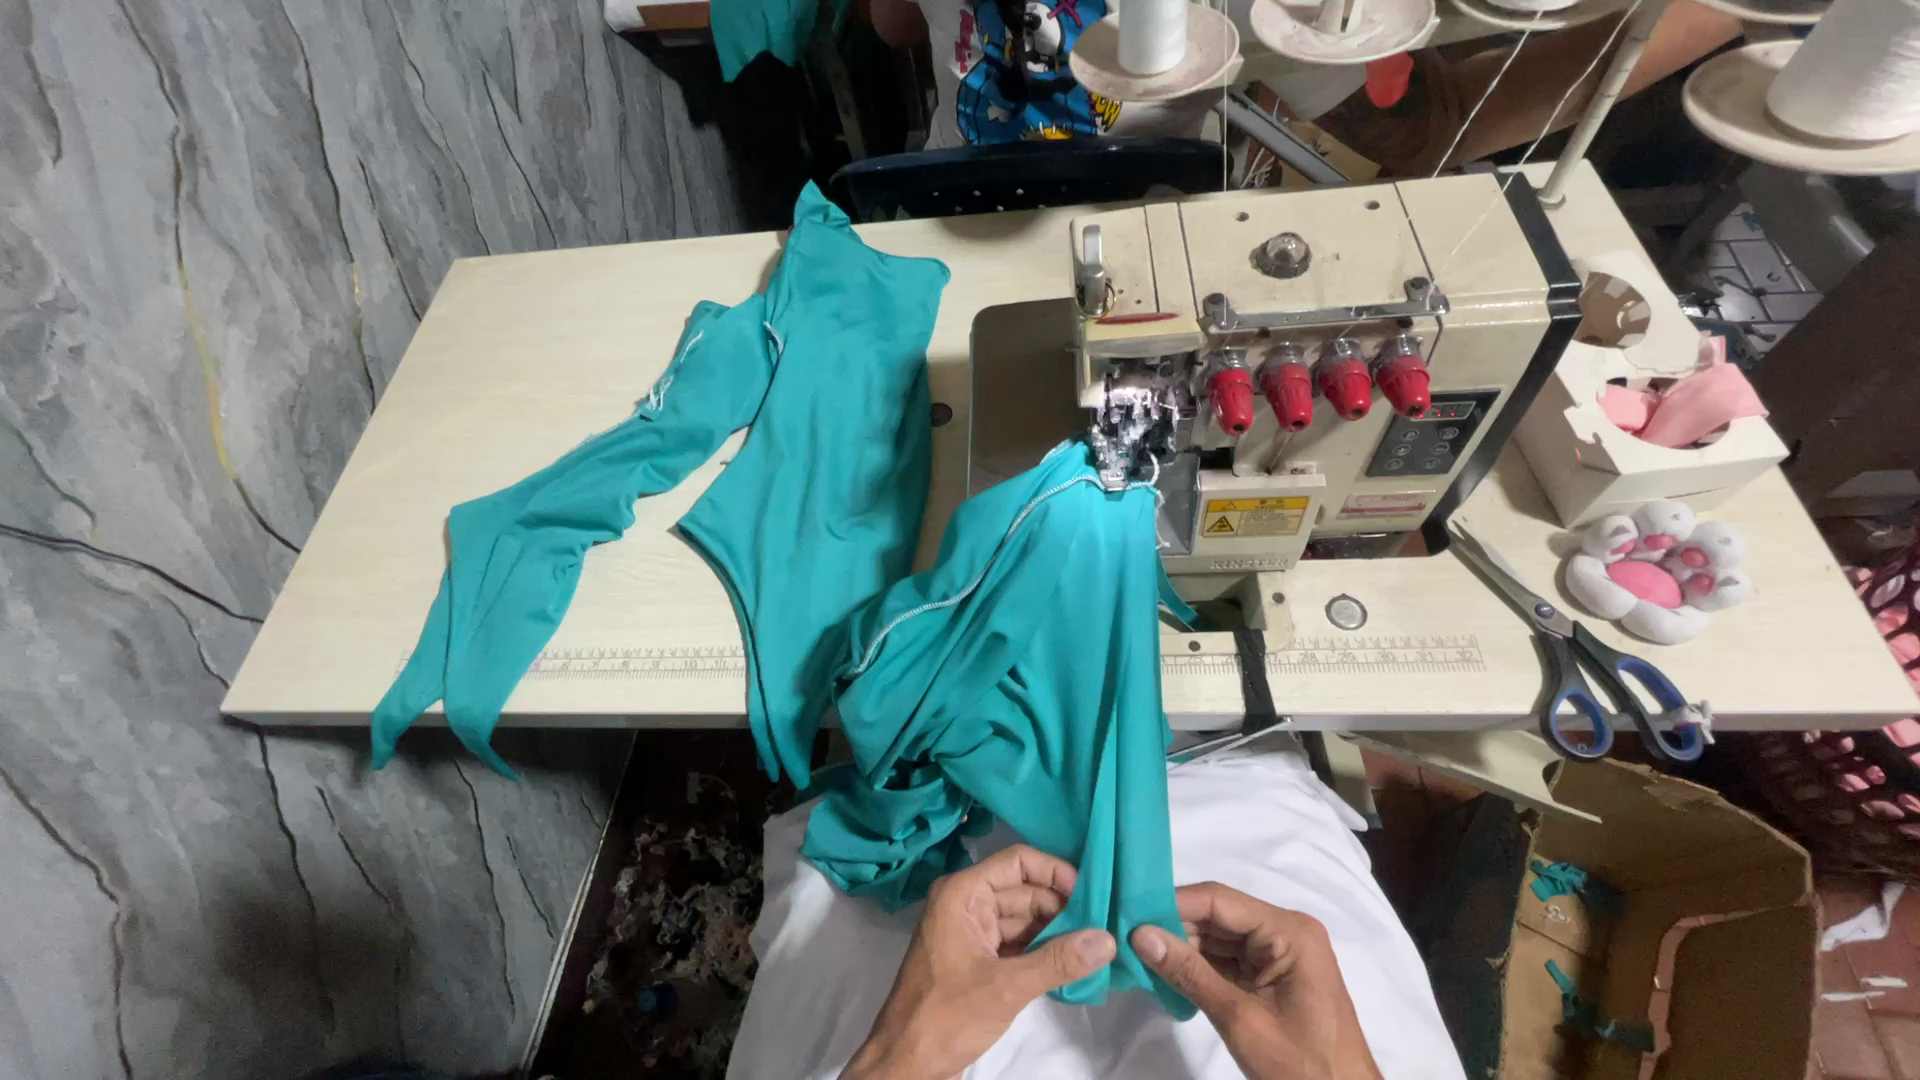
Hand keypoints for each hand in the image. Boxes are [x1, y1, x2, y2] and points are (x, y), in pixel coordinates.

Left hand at [843, 844, 1116, 1079]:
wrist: (904, 1063)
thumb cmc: (947, 1015)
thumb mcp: (1006, 987)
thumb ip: (1058, 961)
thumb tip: (1108, 939)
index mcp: (964, 893)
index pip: (1017, 862)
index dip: (1055, 872)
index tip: (1093, 893)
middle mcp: (967, 902)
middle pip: (1024, 889)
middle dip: (1062, 905)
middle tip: (1104, 923)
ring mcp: (972, 930)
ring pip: (1023, 917)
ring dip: (1056, 929)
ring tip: (1097, 940)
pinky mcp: (978, 957)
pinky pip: (1016, 941)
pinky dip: (1042, 949)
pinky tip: (1073, 960)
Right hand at [1132, 883, 1382, 1079]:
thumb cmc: (1302, 1067)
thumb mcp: (1240, 1019)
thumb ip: (1189, 972)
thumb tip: (1139, 934)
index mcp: (1288, 930)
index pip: (1218, 900)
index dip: (1172, 903)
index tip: (1129, 913)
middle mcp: (1285, 930)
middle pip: (1217, 915)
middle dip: (1174, 926)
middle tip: (1127, 935)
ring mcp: (1280, 954)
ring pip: (1218, 936)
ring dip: (1182, 946)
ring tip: (1138, 952)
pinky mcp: (1273, 976)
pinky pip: (1227, 958)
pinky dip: (1198, 966)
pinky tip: (1165, 970)